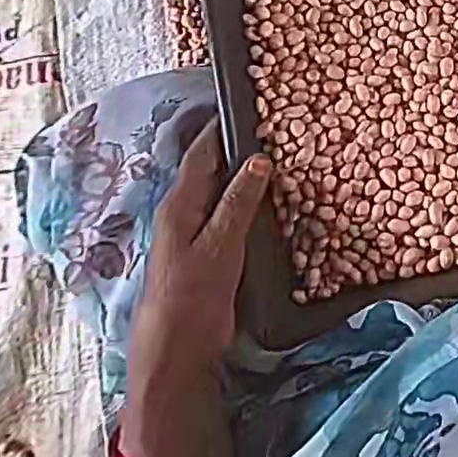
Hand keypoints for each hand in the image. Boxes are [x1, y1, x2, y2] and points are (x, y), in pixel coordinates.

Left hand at [120, 120, 271, 456]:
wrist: (177, 353)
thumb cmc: (192, 296)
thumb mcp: (219, 245)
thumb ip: (238, 200)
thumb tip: (258, 157)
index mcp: (181, 202)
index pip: (203, 150)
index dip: (224, 125)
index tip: (250, 103)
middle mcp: (187, 210)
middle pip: (214, 166)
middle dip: (239, 144)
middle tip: (275, 124)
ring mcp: (198, 230)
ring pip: (224, 188)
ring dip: (246, 170)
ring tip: (280, 151)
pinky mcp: (211, 248)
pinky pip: (232, 210)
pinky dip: (250, 196)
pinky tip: (273, 195)